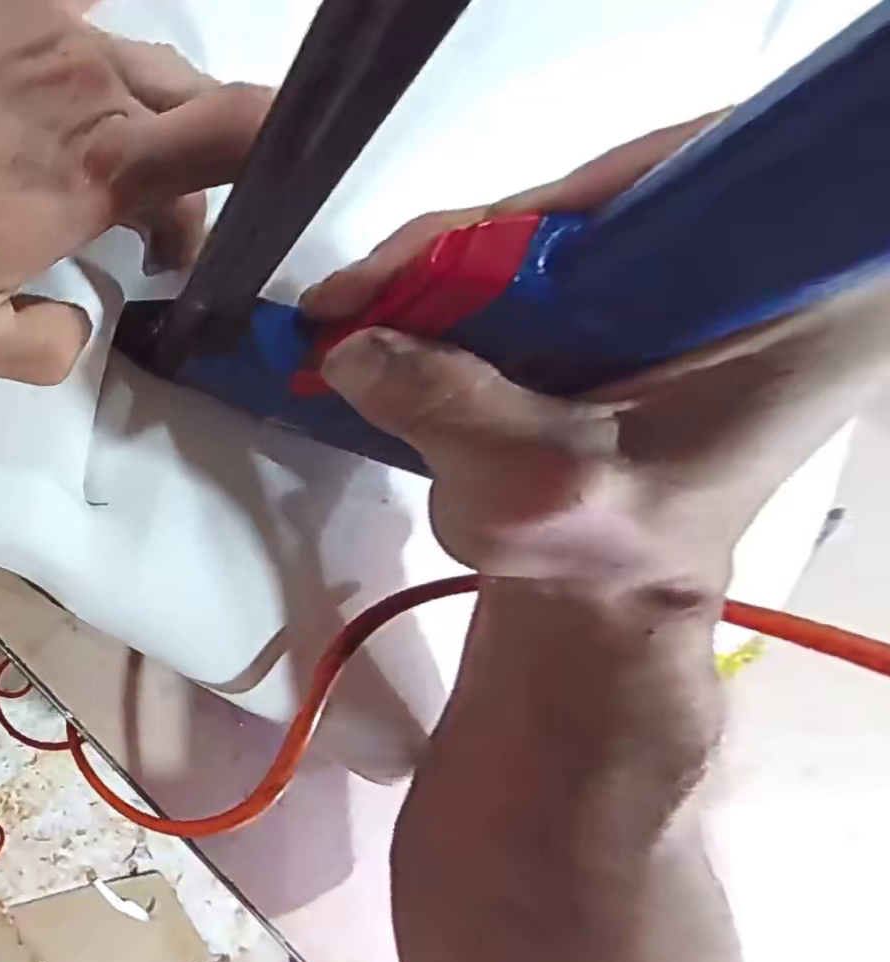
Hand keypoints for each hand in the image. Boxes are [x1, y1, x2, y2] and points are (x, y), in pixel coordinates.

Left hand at [0, 0, 268, 383]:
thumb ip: (47, 349)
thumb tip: (83, 323)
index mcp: (95, 175)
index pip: (240, 133)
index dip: (279, 153)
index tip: (245, 203)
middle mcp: (90, 87)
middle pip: (192, 115)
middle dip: (186, 186)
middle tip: (145, 241)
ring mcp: (48, 29)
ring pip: (139, 73)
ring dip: (139, 133)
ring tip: (89, 183)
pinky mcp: (3, 4)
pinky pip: (81, 27)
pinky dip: (84, 79)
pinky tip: (39, 117)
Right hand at [300, 116, 889, 591]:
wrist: (593, 587)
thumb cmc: (594, 549)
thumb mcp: (528, 486)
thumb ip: (447, 408)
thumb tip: (346, 347)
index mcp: (798, 295)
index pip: (666, 192)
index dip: (535, 214)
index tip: (418, 266)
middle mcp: (749, 273)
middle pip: (584, 211)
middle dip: (456, 250)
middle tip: (350, 296)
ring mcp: (675, 292)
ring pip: (537, 243)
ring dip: (432, 277)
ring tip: (344, 314)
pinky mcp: (615, 317)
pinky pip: (518, 279)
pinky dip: (440, 301)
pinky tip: (382, 328)